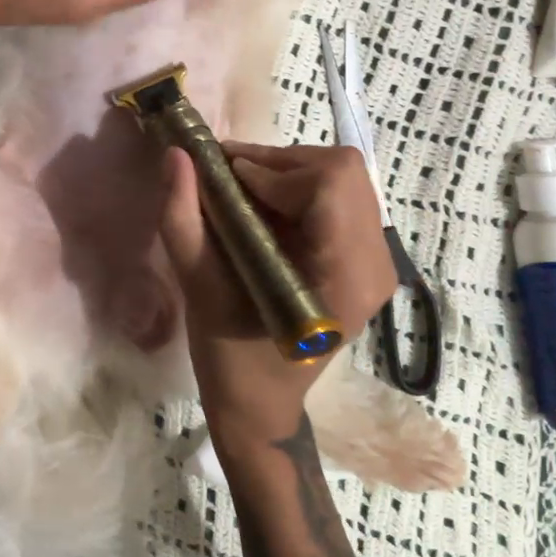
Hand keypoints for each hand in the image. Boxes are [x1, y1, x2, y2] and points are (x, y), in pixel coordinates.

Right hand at [160, 143, 396, 441]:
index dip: (274, 172)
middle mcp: (375, 263)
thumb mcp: (198, 287)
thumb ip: (183, 218)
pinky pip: (340, 193)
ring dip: (287, 172)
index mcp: (344, 277)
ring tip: (243, 192)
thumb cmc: (231, 356)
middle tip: (229, 180)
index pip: (329, 183)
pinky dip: (298, 186)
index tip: (229, 185)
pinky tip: (265, 208)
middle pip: (340, 169)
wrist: (262, 401)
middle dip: (278, 164)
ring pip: (342, 174)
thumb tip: (178, 155)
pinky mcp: (367, 256)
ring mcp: (378, 259)